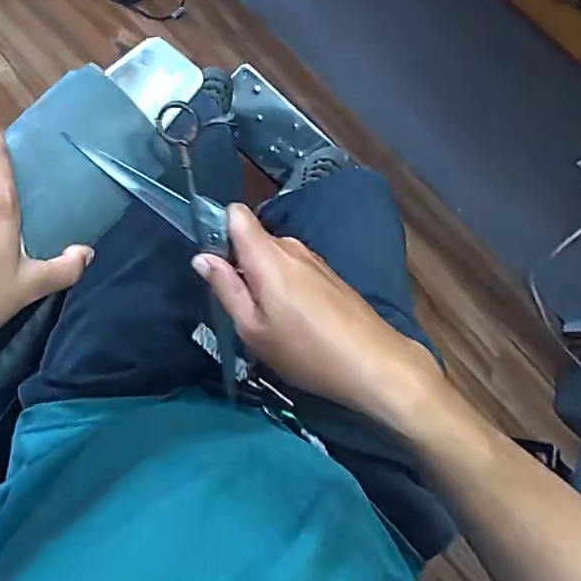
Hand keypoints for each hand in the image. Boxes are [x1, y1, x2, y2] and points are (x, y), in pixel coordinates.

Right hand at [193, 205, 463, 444]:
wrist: (378, 366)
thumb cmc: (306, 351)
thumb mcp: (253, 329)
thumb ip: (225, 288)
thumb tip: (201, 258)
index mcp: (268, 255)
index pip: (236, 214)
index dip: (220, 230)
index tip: (216, 263)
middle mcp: (291, 246)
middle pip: (253, 239)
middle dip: (240, 263)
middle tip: (242, 305)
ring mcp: (314, 259)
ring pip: (273, 254)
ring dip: (263, 276)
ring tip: (270, 317)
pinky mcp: (330, 274)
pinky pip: (293, 266)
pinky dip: (284, 284)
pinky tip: (296, 319)